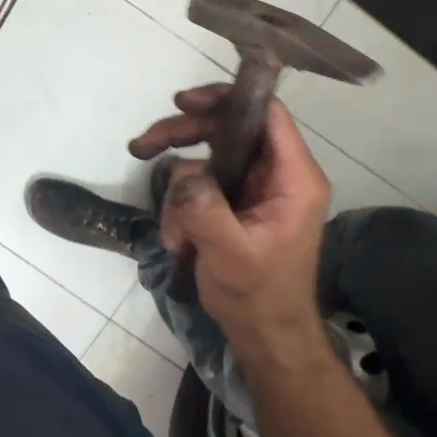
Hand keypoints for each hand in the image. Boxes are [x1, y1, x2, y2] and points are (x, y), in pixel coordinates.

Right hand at [129, 84, 331, 359]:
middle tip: (143, 147)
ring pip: (207, 158)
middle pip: (227, 129)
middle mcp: (277, 175)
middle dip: (183, 137)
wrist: (265, 336)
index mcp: (293, 179)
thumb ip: (205, 209)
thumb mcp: (230, 253)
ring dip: (177, 186)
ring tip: (170, 230)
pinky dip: (181, 207)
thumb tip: (182, 172)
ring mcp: (255, 189)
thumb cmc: (258, 296)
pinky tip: (177, 239)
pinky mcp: (235, 204)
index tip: (182, 104)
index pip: (266, 115)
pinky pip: (200, 186)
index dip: (226, 99)